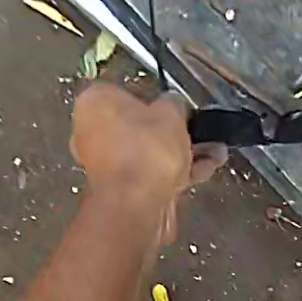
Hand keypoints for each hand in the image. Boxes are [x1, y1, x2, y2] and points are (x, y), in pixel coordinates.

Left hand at [70, 83, 226, 241]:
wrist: (138, 205)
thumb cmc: (145, 149)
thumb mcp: (170, 112)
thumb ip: (174, 105)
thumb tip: (174, 106)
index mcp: (94, 103)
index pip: (124, 94)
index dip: (154, 101)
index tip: (175, 108)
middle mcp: (91, 135)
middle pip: (137, 129)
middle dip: (169, 134)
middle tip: (195, 133)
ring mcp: (105, 168)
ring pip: (147, 156)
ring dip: (179, 156)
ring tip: (210, 154)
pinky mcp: (122, 194)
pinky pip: (151, 177)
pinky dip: (175, 175)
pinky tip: (202, 172)